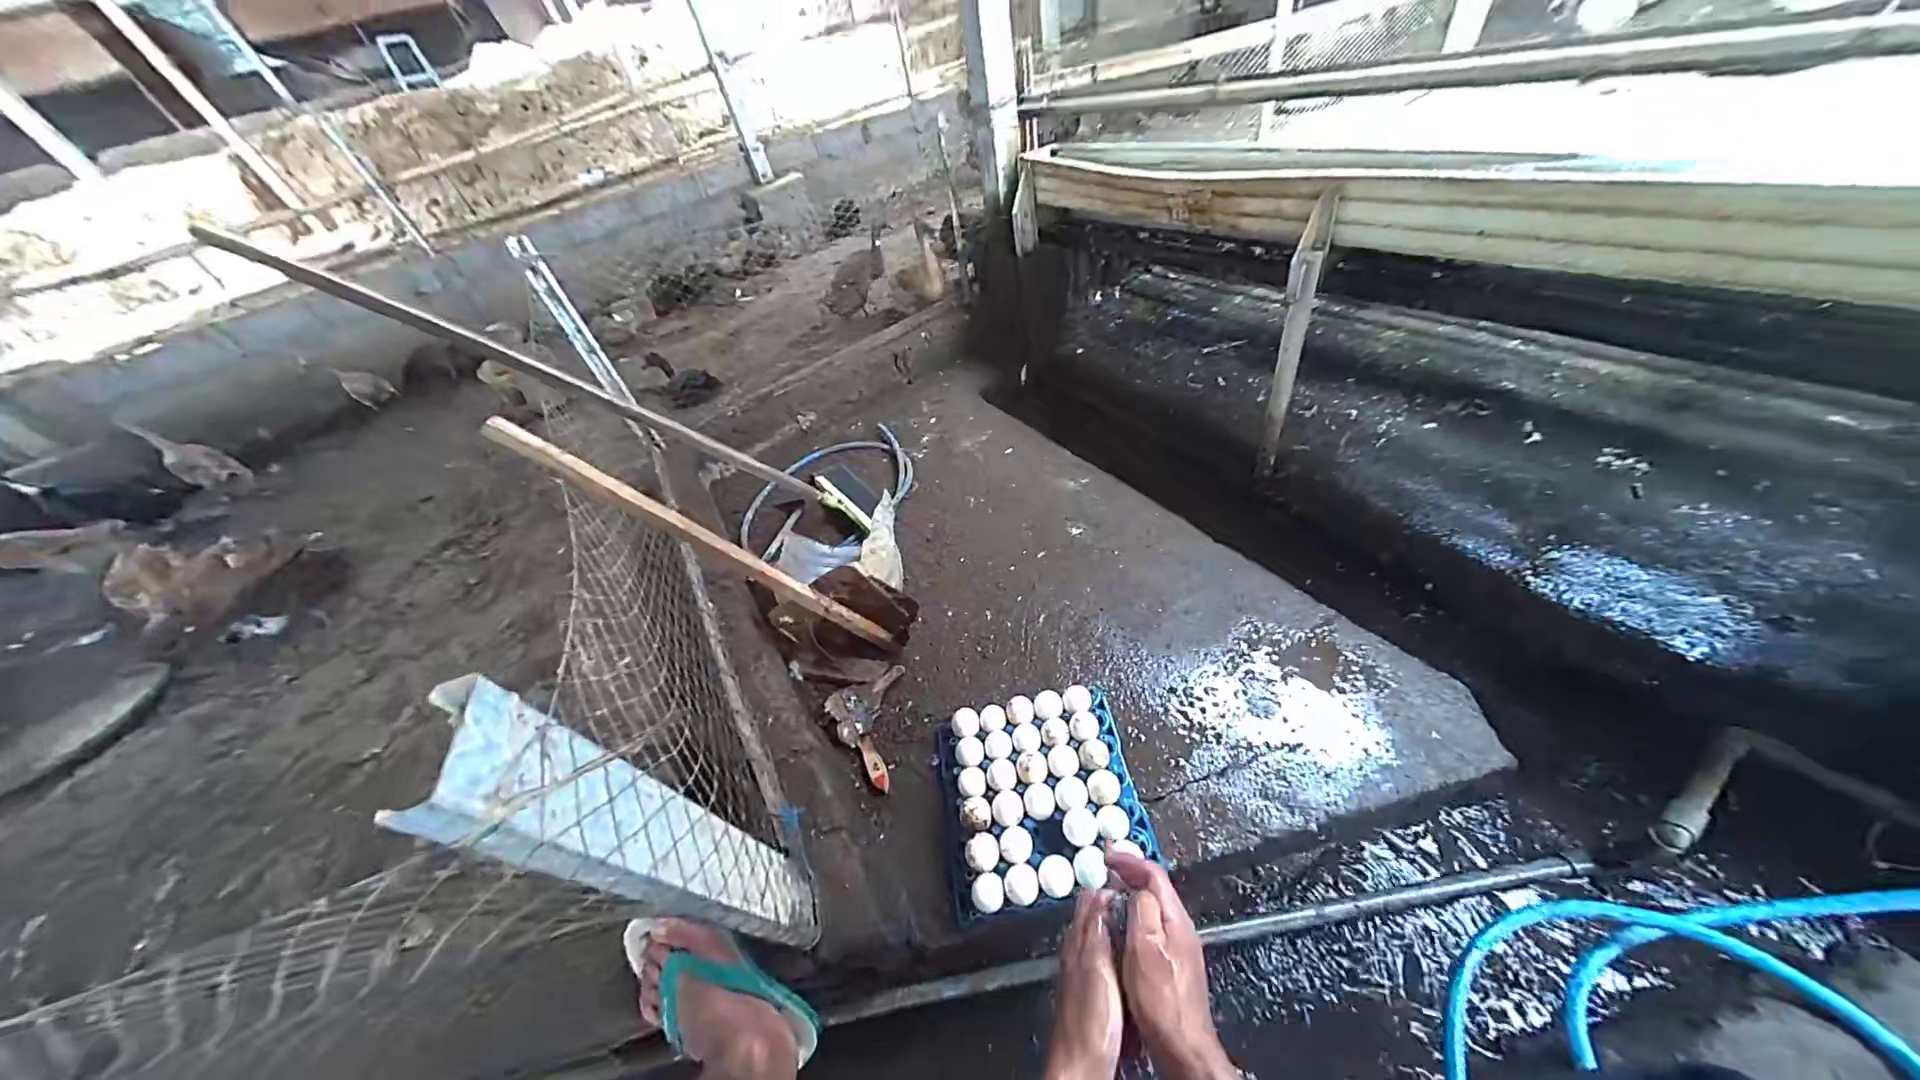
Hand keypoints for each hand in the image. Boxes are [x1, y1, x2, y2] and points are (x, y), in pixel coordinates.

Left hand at [1046, 888, 1124, 1079]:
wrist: (1081, 1062)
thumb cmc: (1090, 1018)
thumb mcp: (1095, 965)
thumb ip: (1096, 930)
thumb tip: (1099, 893)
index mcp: (1078, 942)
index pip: (1088, 903)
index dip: (1102, 887)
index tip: (1120, 872)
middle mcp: (1076, 953)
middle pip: (1092, 918)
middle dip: (1107, 903)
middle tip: (1127, 889)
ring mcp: (1082, 972)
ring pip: (1096, 937)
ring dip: (1110, 924)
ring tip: (1128, 914)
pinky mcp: (1091, 992)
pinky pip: (1101, 959)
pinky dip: (1112, 949)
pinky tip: (1122, 955)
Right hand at [1106, 849, 1236, 1079]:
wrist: (1183, 1046)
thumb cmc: (1162, 1000)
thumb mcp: (1145, 948)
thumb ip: (1141, 911)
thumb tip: (1136, 888)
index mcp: (1174, 919)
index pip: (1154, 874)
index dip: (1129, 860)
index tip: (1107, 856)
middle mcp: (1180, 928)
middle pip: (1155, 887)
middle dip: (1129, 873)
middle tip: (1106, 868)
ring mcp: (1178, 946)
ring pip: (1152, 906)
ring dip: (1130, 893)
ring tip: (1109, 890)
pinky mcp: (1172, 963)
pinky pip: (1150, 924)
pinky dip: (1133, 915)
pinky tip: (1120, 925)